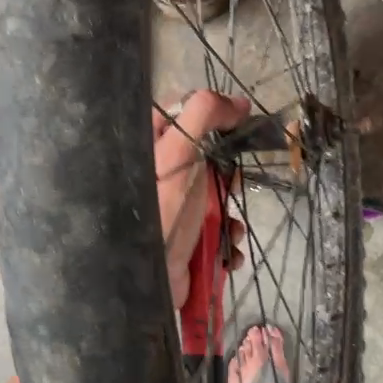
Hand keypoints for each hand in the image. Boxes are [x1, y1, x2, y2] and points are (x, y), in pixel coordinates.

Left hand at [155, 91, 250, 309]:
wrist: (143, 280)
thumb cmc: (162, 208)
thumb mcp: (180, 150)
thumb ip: (205, 115)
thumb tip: (239, 102)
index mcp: (148, 147)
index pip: (183, 115)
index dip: (213, 119)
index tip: (234, 130)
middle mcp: (158, 175)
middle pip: (207, 160)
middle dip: (228, 177)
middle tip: (233, 186)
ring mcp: (172, 210)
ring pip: (215, 199)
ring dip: (231, 217)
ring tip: (230, 231)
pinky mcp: (183, 240)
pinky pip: (215, 233)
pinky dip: (227, 243)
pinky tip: (226, 254)